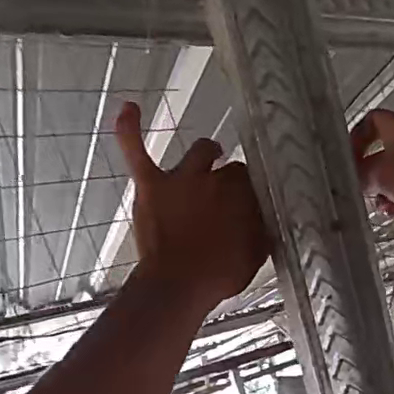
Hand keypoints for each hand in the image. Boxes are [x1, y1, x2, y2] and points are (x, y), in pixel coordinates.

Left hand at [116, 101, 267, 307]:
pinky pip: (137, 150)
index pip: (252, 183)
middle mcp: (215, 179)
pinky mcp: (152, 185)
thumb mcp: (254, 256)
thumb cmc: (217, 276)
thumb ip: (260, 233)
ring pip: (199, 153)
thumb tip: (265, 226)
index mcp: (243, 196)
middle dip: (231, 178)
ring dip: (206, 153)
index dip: (249, 193)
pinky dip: (130, 129)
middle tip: (230, 194)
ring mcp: (182, 179)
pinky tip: (129, 108)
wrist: (178, 285)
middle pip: (230, 168)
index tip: (249, 204)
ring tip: (212, 153)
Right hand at [350, 109, 393, 233]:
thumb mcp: (383, 176)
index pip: (371, 120)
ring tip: (391, 210)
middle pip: (384, 156)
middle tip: (369, 193)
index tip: (348, 161)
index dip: (356, 139)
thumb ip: (363, 174)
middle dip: (373, 179)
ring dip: (390, 197)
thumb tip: (356, 177)